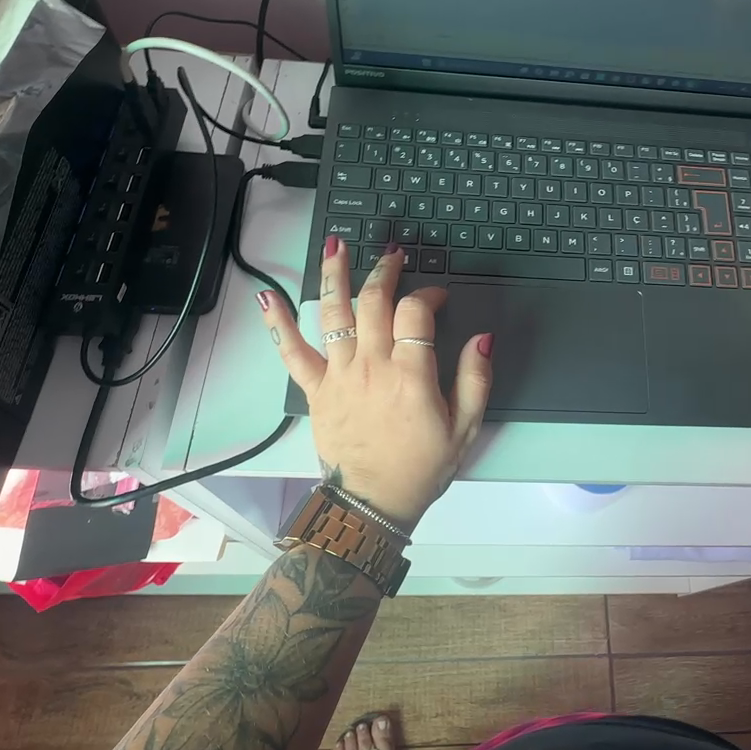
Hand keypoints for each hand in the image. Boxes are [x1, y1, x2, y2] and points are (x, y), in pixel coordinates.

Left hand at [258, 236, 491, 530]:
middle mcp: (372, 366)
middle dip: (386, 271)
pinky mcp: (316, 390)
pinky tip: (268, 296)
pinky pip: (293, 353)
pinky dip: (279, 324)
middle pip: (374, 303)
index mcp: (410, 375)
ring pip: (334, 314)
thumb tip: (482, 338)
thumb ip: (476, 379)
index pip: (417, 314)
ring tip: (336, 245)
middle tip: (394, 254)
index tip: (438, 297)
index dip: (429, 295)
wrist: (372, 504)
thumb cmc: (421, 467)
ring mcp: (339, 375)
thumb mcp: (465, 428)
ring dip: (335, 276)